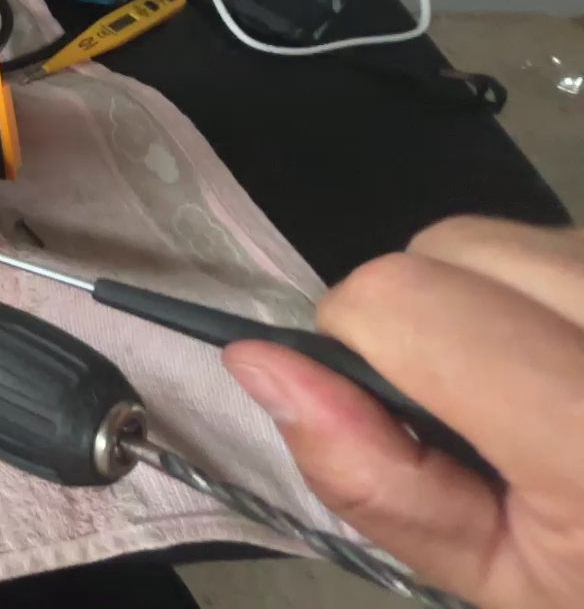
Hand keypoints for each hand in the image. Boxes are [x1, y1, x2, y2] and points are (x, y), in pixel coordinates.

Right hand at [224, 218, 583, 608]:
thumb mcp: (499, 579)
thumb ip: (369, 477)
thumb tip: (255, 360)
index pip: (404, 301)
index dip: (361, 336)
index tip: (399, 397)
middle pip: (455, 246)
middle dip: (428, 302)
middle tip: (479, 387)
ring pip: (517, 232)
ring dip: (490, 287)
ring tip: (543, 365)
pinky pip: (571, 239)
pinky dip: (552, 283)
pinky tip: (579, 347)